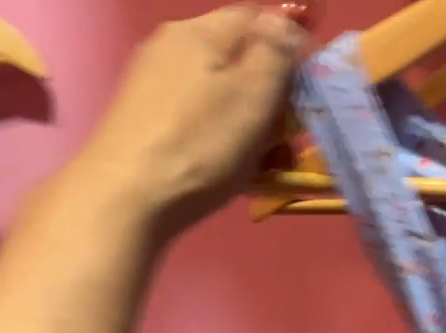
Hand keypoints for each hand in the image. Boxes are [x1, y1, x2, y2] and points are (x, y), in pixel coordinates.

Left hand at [73, 6, 306, 236]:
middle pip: (243, 63)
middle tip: (293, 138)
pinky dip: (231, 143)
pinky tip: (239, 172)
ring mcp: (161, 87)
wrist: (129, 198)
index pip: (259, 20)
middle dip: (277, 100)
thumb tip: (287, 24)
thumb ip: (276, 53)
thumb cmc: (200, 144)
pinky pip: (207, 123)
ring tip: (270, 166)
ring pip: (228, 98)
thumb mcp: (251, 95)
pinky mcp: (154, 124)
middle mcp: (175, 49)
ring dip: (258, 129)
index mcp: (200, 33)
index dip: (294, 49)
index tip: (316, 90)